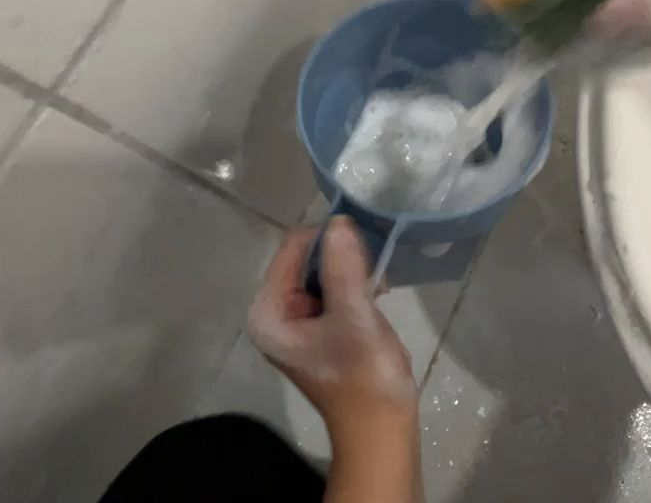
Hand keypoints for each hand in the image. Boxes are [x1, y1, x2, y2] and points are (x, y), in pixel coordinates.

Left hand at [247, 218, 415, 440]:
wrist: (381, 428)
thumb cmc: (364, 377)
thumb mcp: (355, 317)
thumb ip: (344, 268)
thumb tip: (339, 222)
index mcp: (269, 312)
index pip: (292, 248)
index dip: (328, 238)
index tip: (364, 244)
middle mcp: (274, 312)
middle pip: (305, 256)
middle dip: (341, 253)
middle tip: (374, 268)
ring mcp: (296, 319)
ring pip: (322, 267)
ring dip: (352, 267)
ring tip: (378, 284)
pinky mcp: (318, 324)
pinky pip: (332, 283)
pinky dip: (354, 281)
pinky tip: (376, 292)